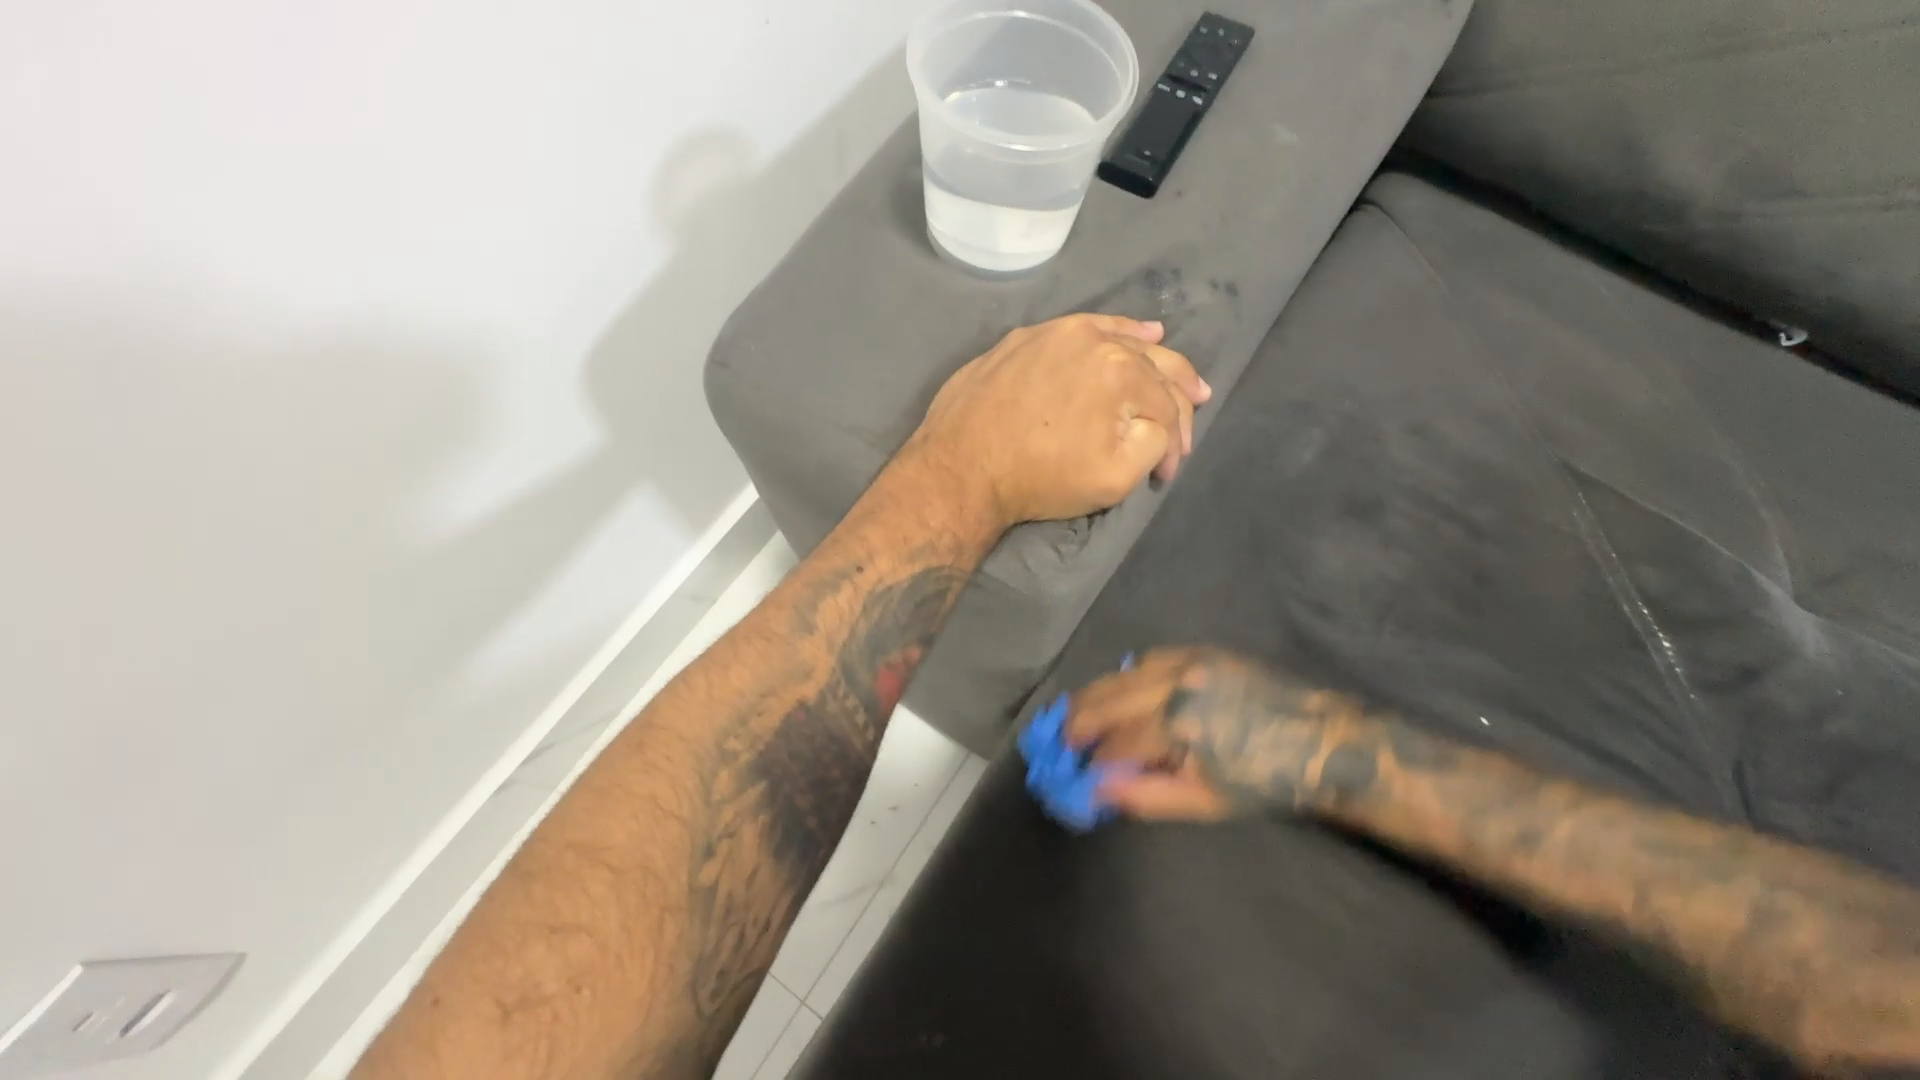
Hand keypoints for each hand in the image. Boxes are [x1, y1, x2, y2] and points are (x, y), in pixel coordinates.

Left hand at [905, 314, 1210, 526]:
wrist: (959, 471)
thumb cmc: (1039, 480)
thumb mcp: (1114, 479)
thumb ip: (1154, 445)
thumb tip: (1160, 430)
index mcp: (1120, 370)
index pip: (1166, 404)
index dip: (1176, 441)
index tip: (1166, 472)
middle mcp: (1091, 339)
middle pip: (1150, 364)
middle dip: (1178, 392)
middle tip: (1199, 403)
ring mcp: (1053, 334)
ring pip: (1117, 339)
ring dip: (1152, 355)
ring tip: (1175, 365)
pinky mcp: (1022, 340)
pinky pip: (1077, 330)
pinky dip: (1111, 332)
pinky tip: (1132, 332)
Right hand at [1066, 647, 1381, 821]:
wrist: (1321, 742)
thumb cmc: (1263, 783)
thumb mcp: (1204, 803)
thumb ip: (1145, 796)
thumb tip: (1097, 788)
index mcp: (1179, 725)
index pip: (1114, 743)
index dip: (1091, 761)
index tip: (1075, 773)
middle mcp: (1176, 683)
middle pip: (1107, 698)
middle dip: (1078, 720)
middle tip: (1060, 739)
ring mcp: (1189, 660)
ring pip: (1122, 673)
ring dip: (1096, 695)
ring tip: (1080, 715)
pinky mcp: (1202, 651)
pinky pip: (1148, 659)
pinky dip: (1126, 676)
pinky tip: (1120, 693)